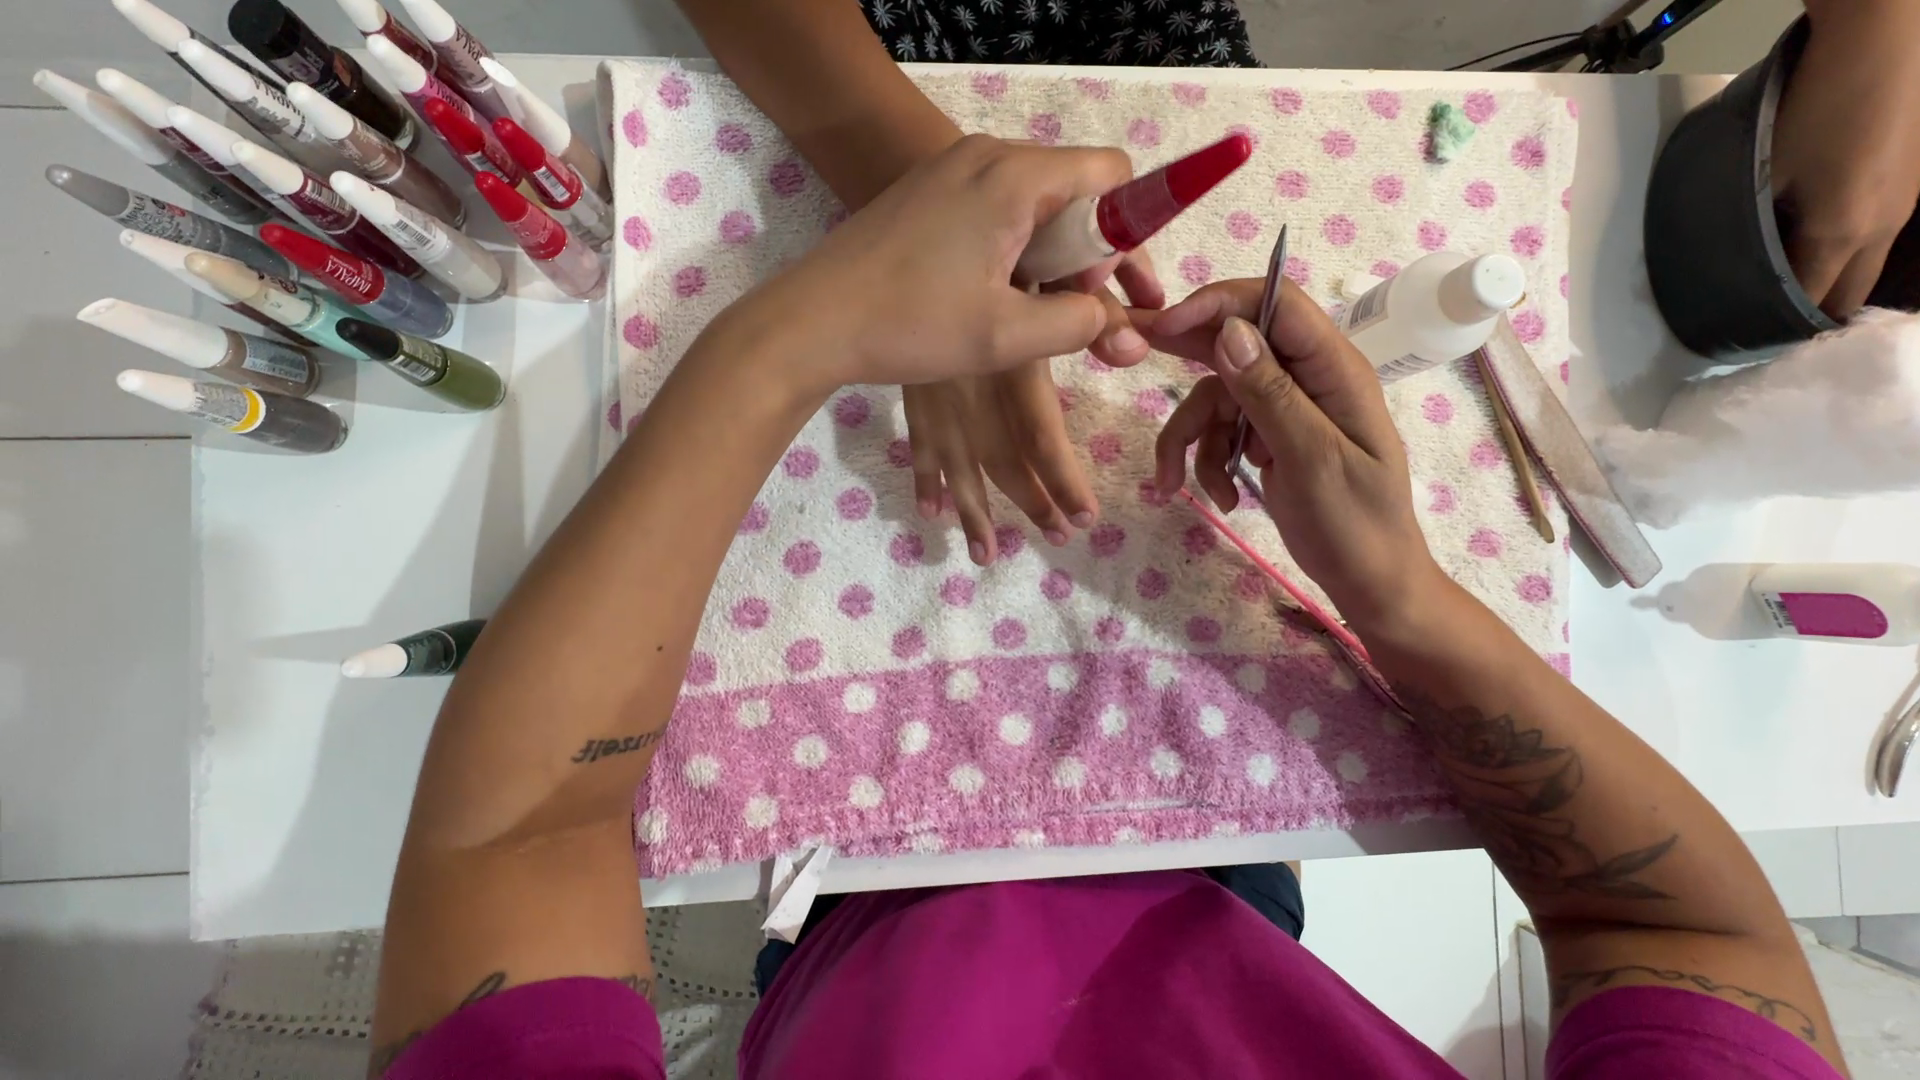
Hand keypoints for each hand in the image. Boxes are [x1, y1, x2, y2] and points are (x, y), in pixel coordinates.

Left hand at [769, 135, 1140, 388]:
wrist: (812, 321)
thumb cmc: (911, 324)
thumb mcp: (1007, 336)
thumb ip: (1080, 324)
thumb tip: (1119, 321)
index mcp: (1015, 175)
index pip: (1110, 174)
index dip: (1127, 234)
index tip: (1110, 292)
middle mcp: (985, 155)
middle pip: (1073, 191)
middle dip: (1090, 256)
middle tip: (1082, 318)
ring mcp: (949, 172)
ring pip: (1032, 206)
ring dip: (1050, 261)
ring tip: (1035, 318)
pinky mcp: (925, 195)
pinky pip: (992, 212)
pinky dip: (1012, 252)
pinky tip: (994, 300)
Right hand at [902, 251, 1161, 564]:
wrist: (910, 219)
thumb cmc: (986, 235)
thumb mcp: (1047, 264)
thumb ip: (1097, 305)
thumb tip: (1137, 345)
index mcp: (1006, 363)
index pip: (1041, 436)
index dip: (1063, 482)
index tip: (1086, 518)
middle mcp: (971, 389)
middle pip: (1002, 462)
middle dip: (1031, 503)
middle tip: (1060, 537)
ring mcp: (934, 393)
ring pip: (958, 465)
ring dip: (975, 511)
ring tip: (989, 553)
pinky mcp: (909, 387)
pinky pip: (917, 441)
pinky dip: (924, 478)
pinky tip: (931, 512)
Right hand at [1142, 278, 1441, 631]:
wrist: (1369, 582)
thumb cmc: (1354, 523)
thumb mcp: (1312, 458)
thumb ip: (1270, 393)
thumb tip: (1229, 331)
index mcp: (1333, 369)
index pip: (1275, 305)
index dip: (1218, 304)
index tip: (1163, 326)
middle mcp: (1308, 378)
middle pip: (1237, 342)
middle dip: (1186, 353)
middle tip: (1136, 351)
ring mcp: (1286, 409)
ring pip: (1217, 398)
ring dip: (1191, 440)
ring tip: (1176, 484)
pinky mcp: (1269, 438)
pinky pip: (1221, 433)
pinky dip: (1208, 463)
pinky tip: (1220, 497)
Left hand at [1774, 0, 1919, 318]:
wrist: (1878, 45)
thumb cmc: (1809, 115)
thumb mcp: (1760, 179)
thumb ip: (1750, 229)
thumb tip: (1730, 266)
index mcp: (1844, 233)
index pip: (1813, 301)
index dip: (1781, 325)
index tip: (1748, 342)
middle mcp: (1884, 227)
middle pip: (1848, 293)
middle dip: (1811, 316)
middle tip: (1765, 329)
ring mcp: (1903, 204)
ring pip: (1865, 266)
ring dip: (1829, 286)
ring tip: (1781, 301)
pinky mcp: (1905, 184)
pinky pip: (1872, 239)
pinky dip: (1843, 258)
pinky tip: (1808, 258)